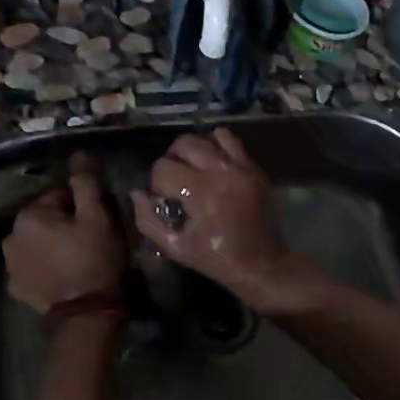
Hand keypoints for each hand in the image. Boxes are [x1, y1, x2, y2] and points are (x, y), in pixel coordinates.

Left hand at [3, 152, 126, 311]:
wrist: (85, 312)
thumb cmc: (95, 260)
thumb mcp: (98, 218)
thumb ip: (86, 184)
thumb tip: (80, 154)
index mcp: (30, 214)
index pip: (59, 196)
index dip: (83, 207)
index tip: (101, 221)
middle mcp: (10, 235)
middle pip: (46, 220)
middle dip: (66, 225)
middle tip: (93, 240)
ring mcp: (10, 264)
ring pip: (38, 243)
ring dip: (54, 246)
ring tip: (80, 260)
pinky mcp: (16, 288)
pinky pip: (33, 267)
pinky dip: (47, 268)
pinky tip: (65, 277)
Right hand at [130, 128, 324, 314]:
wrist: (263, 263)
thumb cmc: (217, 258)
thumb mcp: (175, 247)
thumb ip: (148, 220)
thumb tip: (137, 193)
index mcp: (202, 193)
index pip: (163, 168)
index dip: (156, 184)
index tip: (164, 199)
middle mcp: (223, 173)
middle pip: (185, 143)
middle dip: (172, 159)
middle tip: (175, 179)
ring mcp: (243, 168)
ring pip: (211, 136)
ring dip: (196, 148)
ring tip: (195, 168)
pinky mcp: (256, 170)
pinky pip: (233, 142)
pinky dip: (219, 147)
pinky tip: (215, 165)